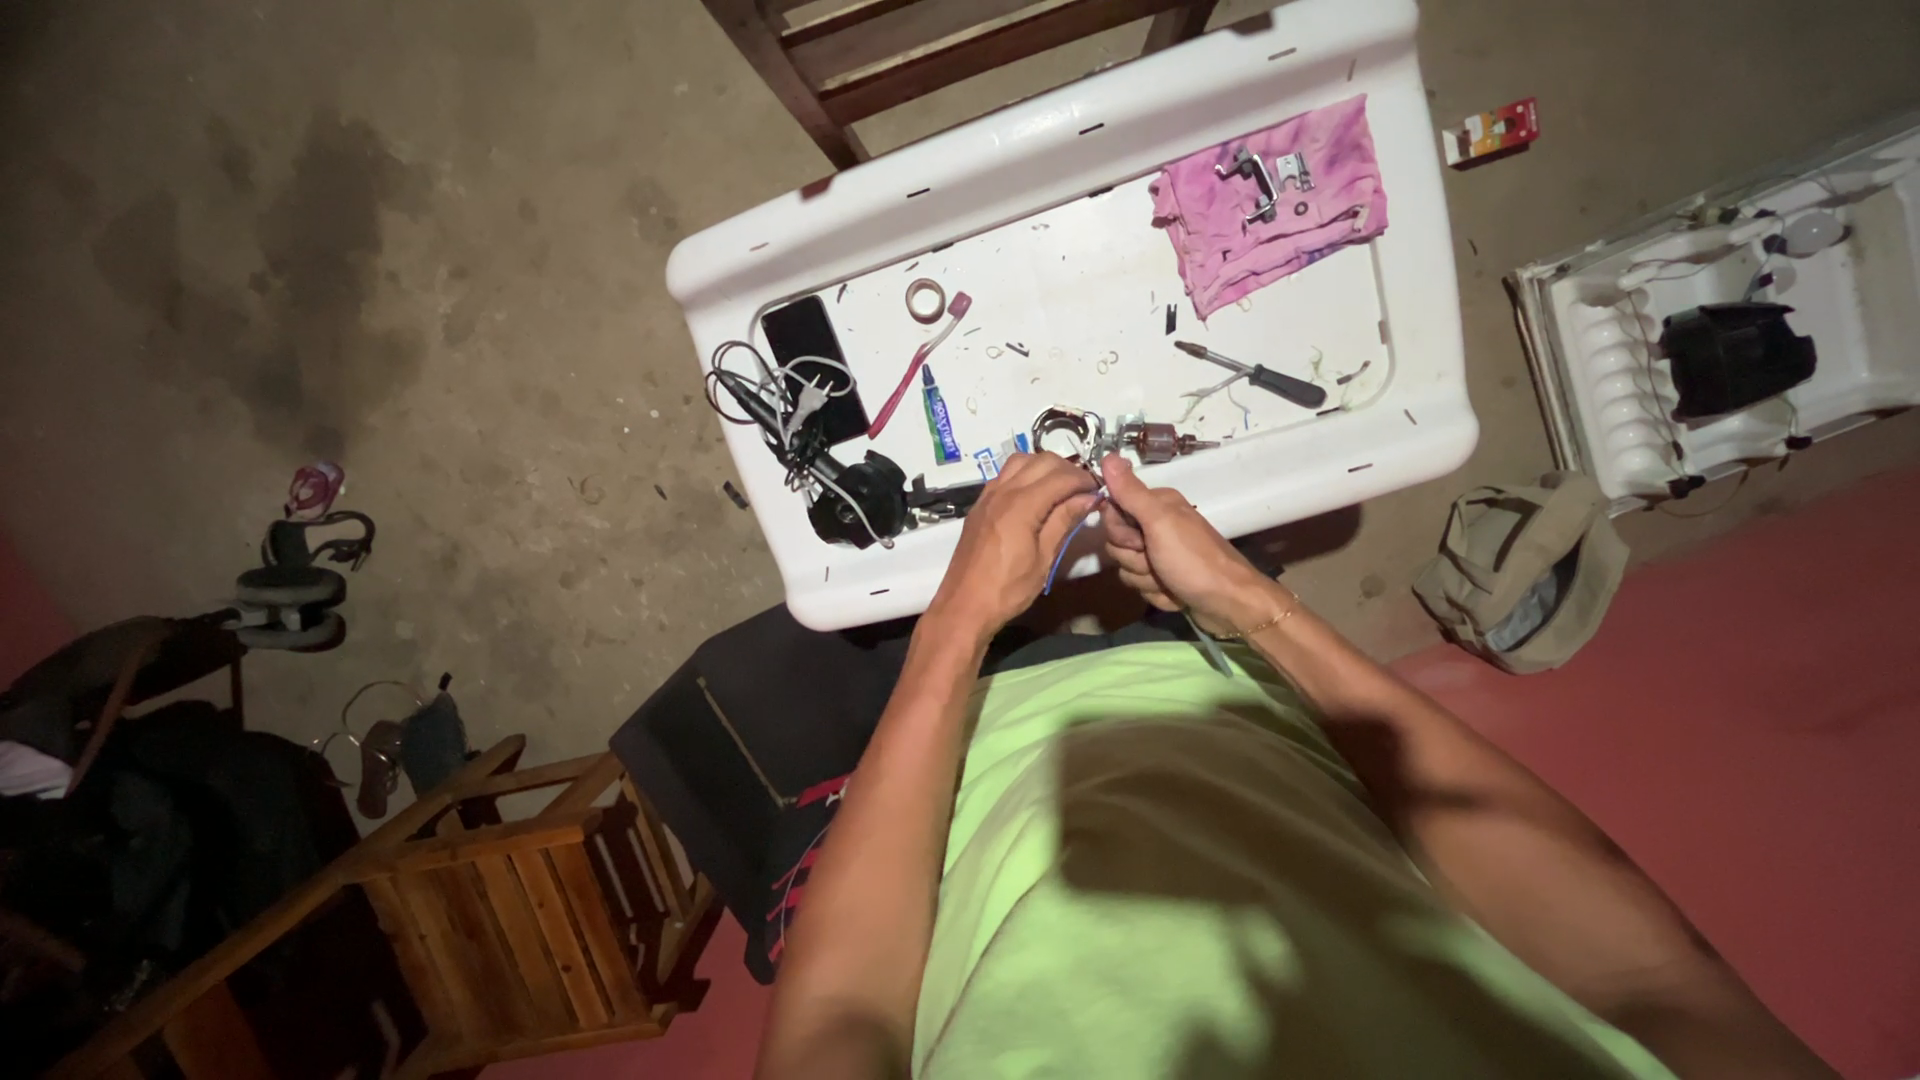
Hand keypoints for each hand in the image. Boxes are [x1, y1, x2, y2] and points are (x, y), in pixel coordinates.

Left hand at [927, 452, 1100, 640]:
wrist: (964, 605)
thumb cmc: (1008, 589)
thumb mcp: (1044, 559)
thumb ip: (1064, 522)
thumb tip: (1089, 497)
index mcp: (1021, 505)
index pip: (1061, 477)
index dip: (1084, 480)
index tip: (1099, 492)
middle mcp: (1003, 491)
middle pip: (1042, 461)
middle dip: (1068, 470)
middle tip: (1083, 491)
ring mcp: (988, 495)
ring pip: (1021, 461)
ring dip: (1044, 467)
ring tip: (1061, 489)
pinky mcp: (980, 504)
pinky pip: (1005, 474)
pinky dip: (1025, 474)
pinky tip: (1035, 495)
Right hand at [1098, 454, 1294, 636]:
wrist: (1226, 603)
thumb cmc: (1193, 560)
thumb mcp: (1159, 522)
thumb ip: (1130, 492)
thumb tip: (1108, 455)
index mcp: (1156, 505)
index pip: (1112, 511)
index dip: (1119, 530)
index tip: (1140, 539)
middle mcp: (1156, 525)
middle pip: (1115, 541)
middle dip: (1133, 557)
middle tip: (1156, 560)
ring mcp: (1158, 553)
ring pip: (1124, 566)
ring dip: (1144, 578)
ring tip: (1168, 579)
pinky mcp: (1161, 577)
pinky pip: (1138, 584)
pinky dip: (1154, 591)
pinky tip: (1172, 591)